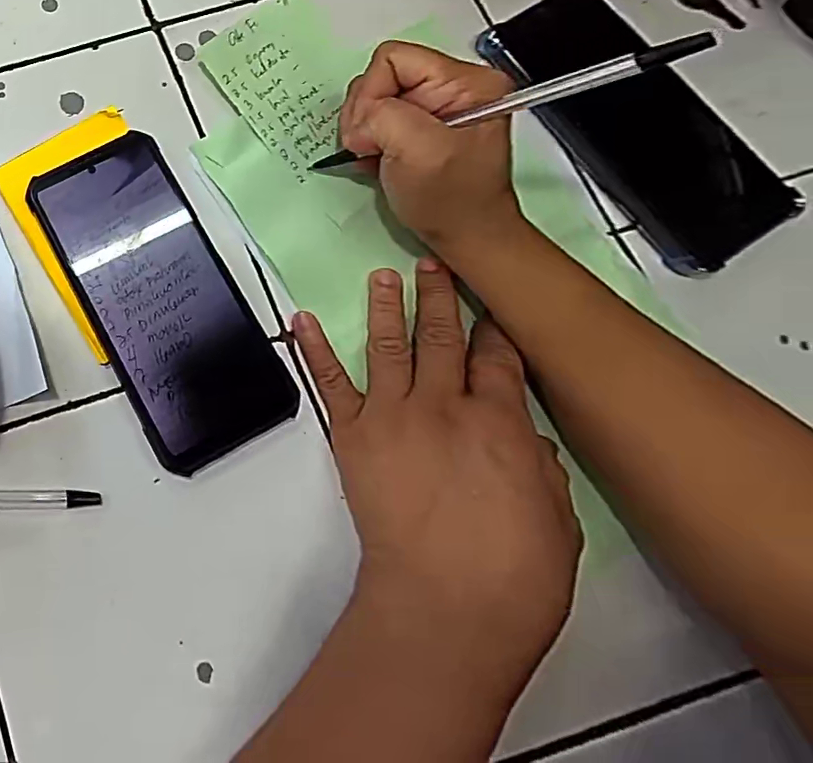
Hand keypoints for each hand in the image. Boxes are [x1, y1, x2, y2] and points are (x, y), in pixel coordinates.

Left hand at [295, 261, 580, 699]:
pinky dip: (314, 347)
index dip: (494, 329)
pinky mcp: (349, 431)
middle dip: (439, 299)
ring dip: (385, 308)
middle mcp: (443, 407)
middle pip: (441, 342)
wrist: (445, 594)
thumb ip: (535, 464)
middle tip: (433, 263)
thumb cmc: (514, 566)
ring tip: (382, 275)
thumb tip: (523, 439)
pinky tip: (304, 319)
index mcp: (503, 424)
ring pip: (388, 348)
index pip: (498, 361)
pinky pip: (329, 381)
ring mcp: (390, 415)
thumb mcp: (554, 513)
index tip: (490, 302)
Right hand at [338, 41, 524, 252]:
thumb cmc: (450, 195)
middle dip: (363, 114)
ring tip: (379, 153)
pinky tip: (378, 156)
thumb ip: (384, 115)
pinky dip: (363, 138)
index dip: (371, 94)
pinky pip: (369, 116)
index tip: (378, 132)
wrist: (462, 230)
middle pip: (376, 77)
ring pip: (367, 98)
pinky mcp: (412, 123)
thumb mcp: (420, 149)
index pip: (391, 59)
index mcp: (465, 82)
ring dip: (361, 129)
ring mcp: (429, 106)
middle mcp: (448, 87)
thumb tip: (362, 115)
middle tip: (377, 145)